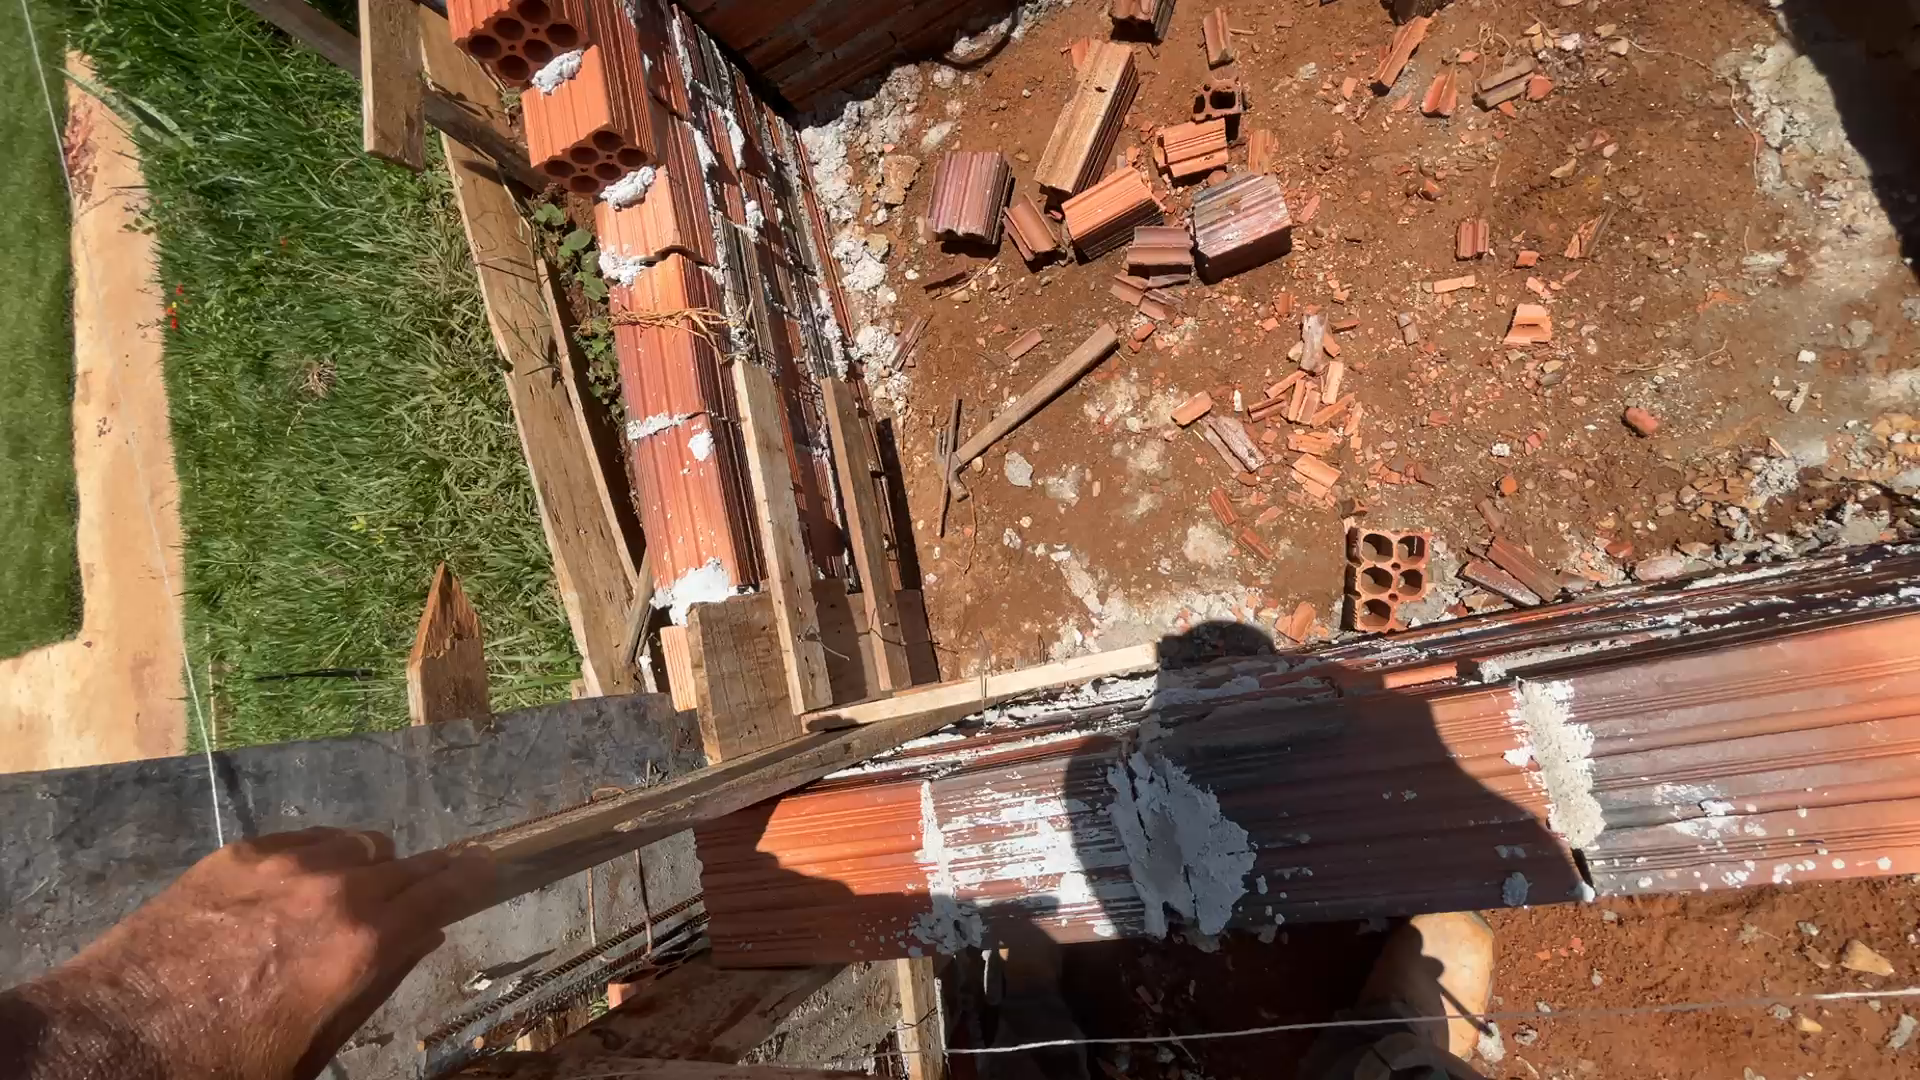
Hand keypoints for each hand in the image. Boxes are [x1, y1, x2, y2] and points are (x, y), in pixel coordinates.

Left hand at [1, 828, 495, 1079]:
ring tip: (349, 894)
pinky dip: (322, 857)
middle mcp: (341, 892)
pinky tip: (296, 888)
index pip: (447, 889)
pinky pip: (313, 838)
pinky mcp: (245, 852)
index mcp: (363, 945)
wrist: (88, 1052)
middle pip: (415, 862)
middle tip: (438, 878)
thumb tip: (429, 935)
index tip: (493, 864)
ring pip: (366, 844)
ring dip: (372, 866)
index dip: (476, 874)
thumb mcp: (312, 1047)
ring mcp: (292, 865)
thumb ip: (381, 983)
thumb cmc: (216, 1065)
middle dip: (432, 871)